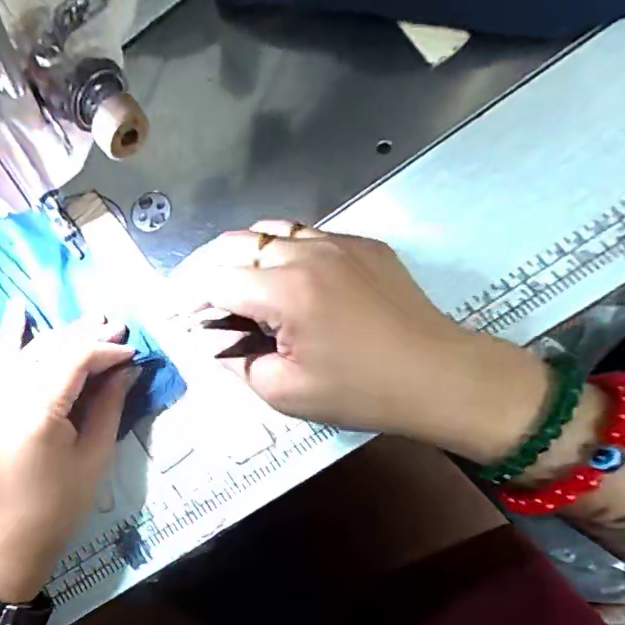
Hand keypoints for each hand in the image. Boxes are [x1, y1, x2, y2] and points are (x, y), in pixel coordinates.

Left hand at [0, 300, 137, 603]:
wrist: (10, 533)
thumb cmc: (59, 503)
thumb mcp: (94, 455)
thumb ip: (109, 405)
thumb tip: (127, 370)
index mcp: (38, 409)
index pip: (75, 359)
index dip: (106, 351)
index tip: (133, 352)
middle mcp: (9, 392)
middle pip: (52, 348)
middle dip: (87, 335)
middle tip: (119, 327)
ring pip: (31, 349)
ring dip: (63, 335)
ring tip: (93, 323)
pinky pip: (3, 359)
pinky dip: (14, 334)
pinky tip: (19, 308)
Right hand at [172, 221, 551, 462]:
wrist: (437, 376)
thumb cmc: (360, 392)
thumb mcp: (286, 393)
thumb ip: (239, 362)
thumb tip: (219, 341)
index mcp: (284, 291)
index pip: (217, 279)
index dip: (194, 298)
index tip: (186, 315)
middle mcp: (307, 252)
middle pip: (240, 243)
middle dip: (213, 269)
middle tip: (207, 299)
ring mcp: (341, 243)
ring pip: (276, 231)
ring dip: (250, 255)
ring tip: (246, 286)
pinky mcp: (366, 246)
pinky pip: (313, 237)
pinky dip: (290, 253)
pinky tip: (296, 284)